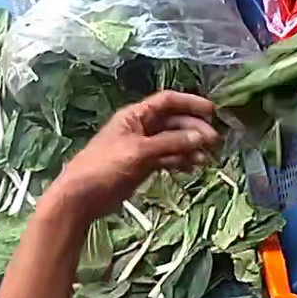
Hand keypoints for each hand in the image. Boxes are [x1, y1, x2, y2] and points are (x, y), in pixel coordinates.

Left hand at [45, 91, 220, 222]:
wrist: (82, 196)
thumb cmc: (106, 165)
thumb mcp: (140, 150)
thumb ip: (171, 142)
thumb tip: (201, 137)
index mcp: (135, 115)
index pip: (167, 101)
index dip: (190, 103)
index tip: (211, 111)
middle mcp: (141, 127)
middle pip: (173, 122)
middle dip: (193, 129)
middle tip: (213, 141)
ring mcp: (143, 147)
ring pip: (173, 141)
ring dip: (190, 147)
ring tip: (206, 158)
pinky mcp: (144, 165)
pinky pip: (168, 157)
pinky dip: (181, 160)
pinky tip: (194, 166)